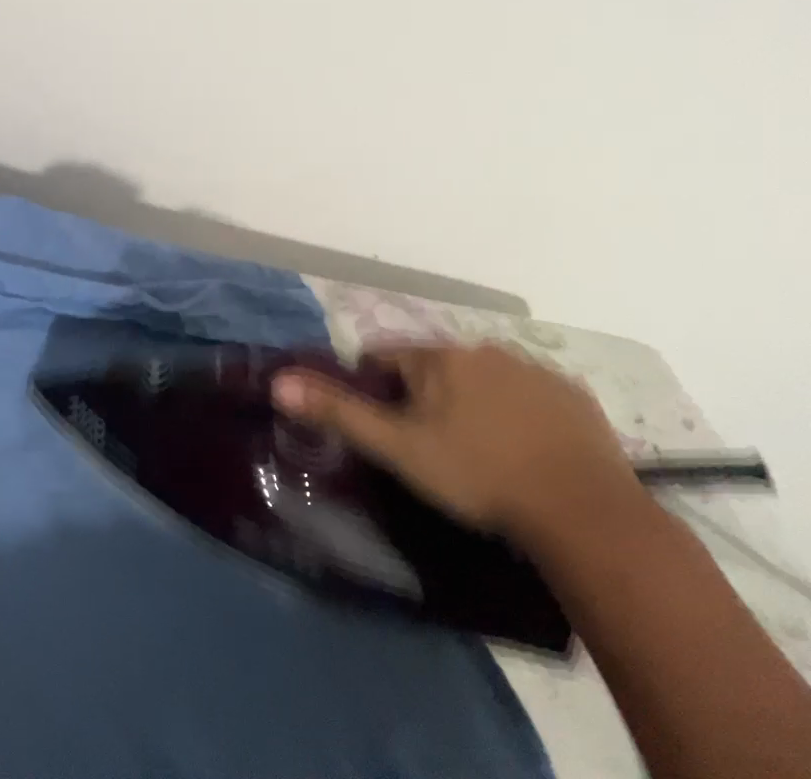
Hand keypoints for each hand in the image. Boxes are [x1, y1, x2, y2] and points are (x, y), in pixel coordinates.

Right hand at [271, 343, 645, 544]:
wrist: (586, 513)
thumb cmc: (476, 475)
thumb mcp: (396, 448)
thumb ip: (338, 411)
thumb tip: (278, 381)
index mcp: (439, 357)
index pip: (382, 357)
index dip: (370, 389)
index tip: (379, 428)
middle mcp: (487, 350)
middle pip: (431, 366)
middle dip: (418, 396)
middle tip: (421, 445)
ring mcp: (538, 371)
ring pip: (479, 380)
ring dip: (465, 402)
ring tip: (470, 452)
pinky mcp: (576, 398)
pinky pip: (524, 395)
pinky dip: (511, 413)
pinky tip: (515, 451)